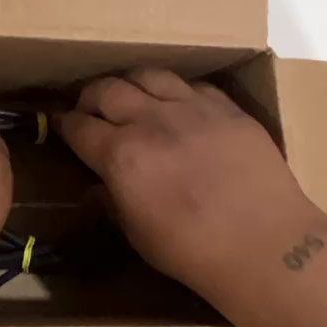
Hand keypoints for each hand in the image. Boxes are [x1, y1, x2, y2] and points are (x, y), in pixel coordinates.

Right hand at [60, 69, 326, 303]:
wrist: (265, 245)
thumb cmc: (193, 251)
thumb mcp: (138, 236)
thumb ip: (112, 203)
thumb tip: (97, 188)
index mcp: (121, 156)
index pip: (79, 126)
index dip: (64, 124)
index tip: (61, 125)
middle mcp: (151, 121)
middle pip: (107, 89)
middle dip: (91, 96)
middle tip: (91, 109)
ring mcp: (192, 108)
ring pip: (148, 75)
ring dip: (131, 84)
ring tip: (131, 97)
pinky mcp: (227, 107)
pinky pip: (192, 85)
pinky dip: (176, 92)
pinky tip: (179, 107)